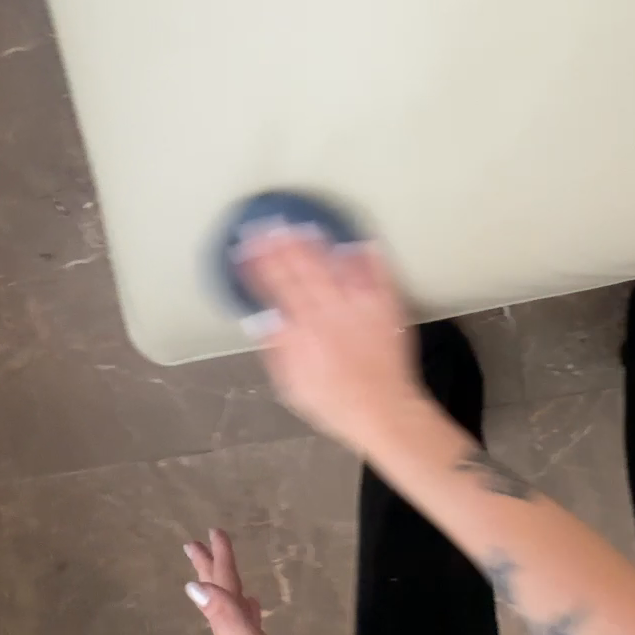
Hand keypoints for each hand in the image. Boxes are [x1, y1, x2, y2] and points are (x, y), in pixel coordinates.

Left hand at [185, 529, 275, 634]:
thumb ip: (225, 615)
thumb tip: (192, 586)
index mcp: (227, 622)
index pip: (221, 582)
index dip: (219, 555)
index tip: (212, 529)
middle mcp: (229, 628)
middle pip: (217, 591)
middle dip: (207, 565)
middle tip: (193, 544)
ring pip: (229, 602)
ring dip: (223, 580)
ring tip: (217, 566)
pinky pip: (244, 617)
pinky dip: (243, 604)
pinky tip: (250, 602)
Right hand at [234, 223, 427, 451]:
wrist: (384, 410)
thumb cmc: (336, 403)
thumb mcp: (293, 385)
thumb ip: (277, 349)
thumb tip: (262, 320)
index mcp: (304, 331)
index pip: (276, 288)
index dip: (260, 265)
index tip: (248, 246)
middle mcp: (329, 313)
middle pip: (302, 270)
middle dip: (283, 245)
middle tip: (271, 224)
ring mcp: (359, 307)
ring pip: (335, 267)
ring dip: (318, 245)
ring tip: (305, 226)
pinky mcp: (386, 307)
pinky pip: (376, 275)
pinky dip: (367, 257)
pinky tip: (359, 242)